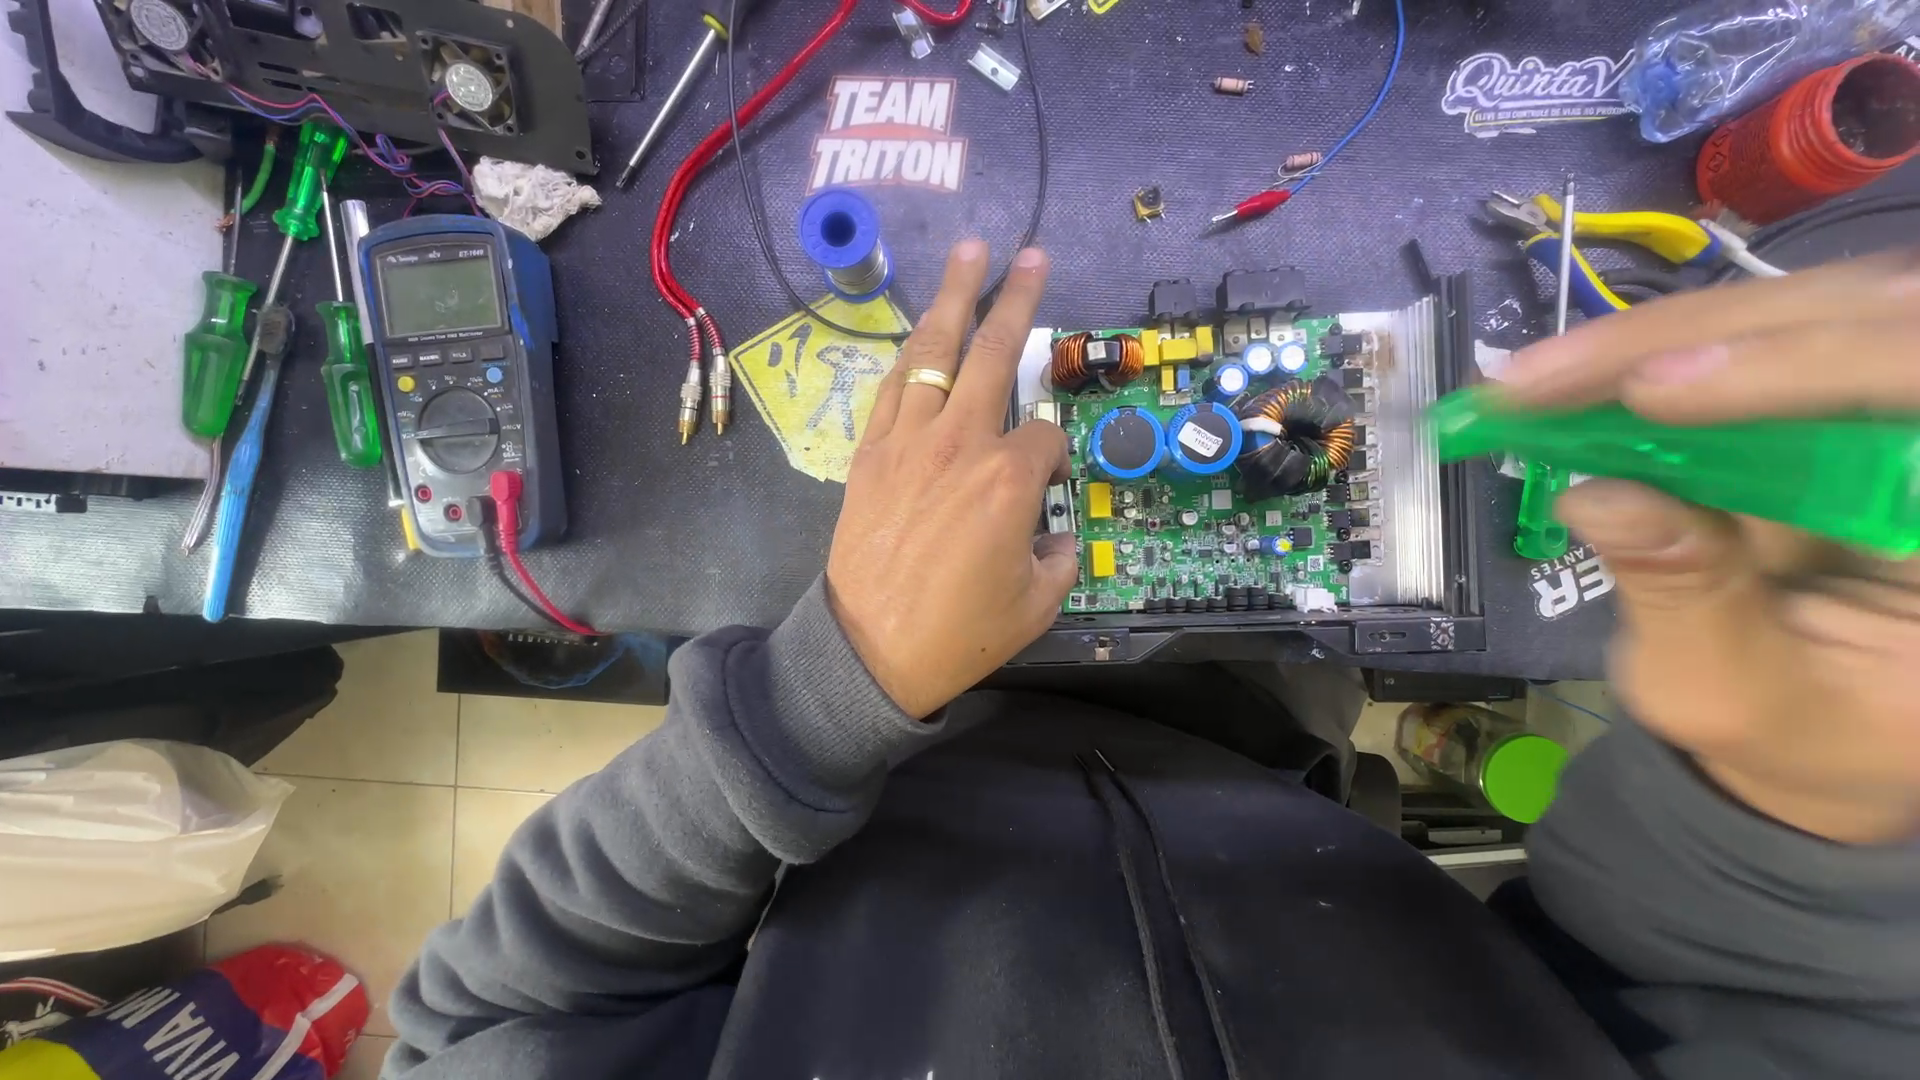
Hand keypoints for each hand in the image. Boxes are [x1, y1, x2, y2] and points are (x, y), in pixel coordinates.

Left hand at [825, 240, 1074, 718]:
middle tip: (1032, 255)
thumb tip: (1054, 535)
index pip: (1050, 436)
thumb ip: (1061, 557)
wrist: (870, 653)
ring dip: (955, 298)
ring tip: (971, 253)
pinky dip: (911, 353)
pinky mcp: (871, 452)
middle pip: (995, 354)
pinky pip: (894, 387)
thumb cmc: (960, 634)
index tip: (1049, 484)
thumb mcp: (1038, 605)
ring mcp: (909, 441)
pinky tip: (921, 330)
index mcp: (1011, 480)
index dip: (1059, 456)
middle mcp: (962, 443)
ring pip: (935, 352)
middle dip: (1018, 299)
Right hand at [1503, 249, 1919, 844]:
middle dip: (1693, 340)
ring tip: (1527, 381)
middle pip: (1872, 322)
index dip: (1819, 366)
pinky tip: (1558, 380)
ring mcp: (1892, 419)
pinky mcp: (1822, 408)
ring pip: (1805, 312)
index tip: (1654, 390)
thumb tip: (1596, 495)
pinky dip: (1641, 356)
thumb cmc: (1793, 735)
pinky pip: (1750, 345)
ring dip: (1651, 340)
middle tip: (1538, 377)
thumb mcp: (1731, 694)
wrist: (1807, 733)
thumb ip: (1684, 598)